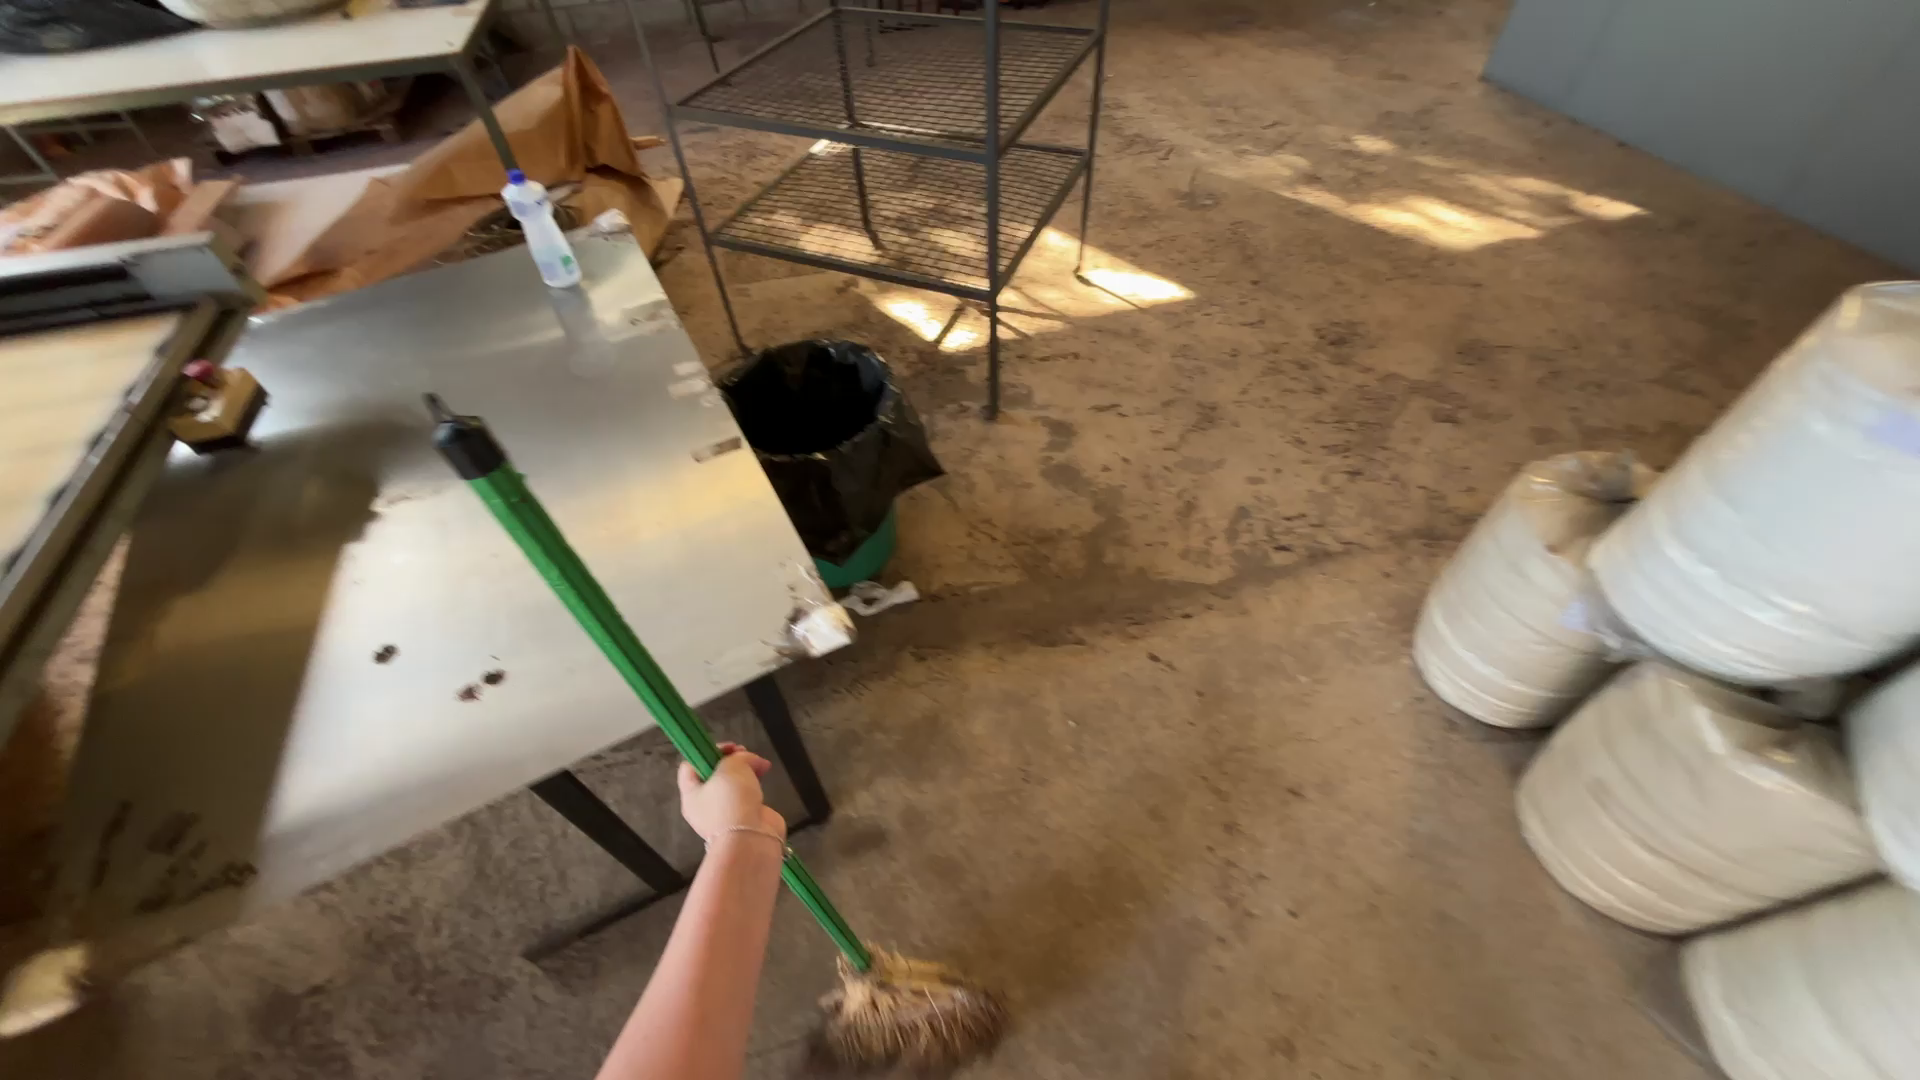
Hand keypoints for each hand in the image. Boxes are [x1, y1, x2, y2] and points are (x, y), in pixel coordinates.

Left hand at [678, 742, 785, 842]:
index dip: (708, 751)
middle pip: (714, 772)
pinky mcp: (744, 814)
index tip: (729, 748)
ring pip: (732, 781)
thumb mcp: (731, 767)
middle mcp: (704, 803)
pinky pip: (746, 792)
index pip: (691, 765)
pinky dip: (755, 781)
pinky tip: (764, 773)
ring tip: (760, 763)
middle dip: (731, 759)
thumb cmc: (732, 801)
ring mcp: (724, 810)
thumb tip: (748, 759)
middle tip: (745, 753)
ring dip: (746, 768)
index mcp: (691, 794)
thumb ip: (737, 757)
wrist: (751, 838)